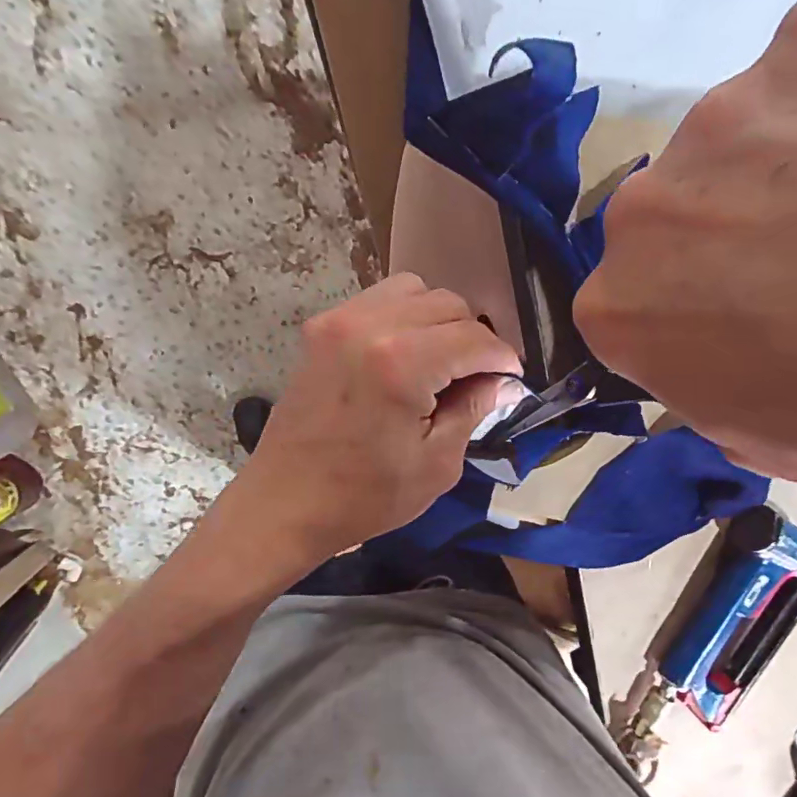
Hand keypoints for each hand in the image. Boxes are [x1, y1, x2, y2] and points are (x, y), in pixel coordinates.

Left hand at [215, 274, 521, 563]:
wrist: (284, 505)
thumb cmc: (364, 497)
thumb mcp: (436, 464)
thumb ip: (473, 410)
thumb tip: (502, 382)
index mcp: (401, 362)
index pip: (474, 339)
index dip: (503, 359)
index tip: (511, 381)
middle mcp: (369, 326)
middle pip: (448, 304)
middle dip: (473, 338)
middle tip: (478, 378)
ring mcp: (339, 321)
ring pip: (414, 291)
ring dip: (439, 321)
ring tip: (442, 363)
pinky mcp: (321, 329)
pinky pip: (379, 301)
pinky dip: (404, 318)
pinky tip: (407, 357)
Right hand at [575, 0, 796, 597]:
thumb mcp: (783, 439)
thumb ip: (713, 374)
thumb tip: (727, 328)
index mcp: (625, 311)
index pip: (630, 298)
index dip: (700, 309)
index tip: (760, 321)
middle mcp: (648, 203)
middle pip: (680, 208)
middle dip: (740, 232)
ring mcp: (737, 101)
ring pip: (757, 129)